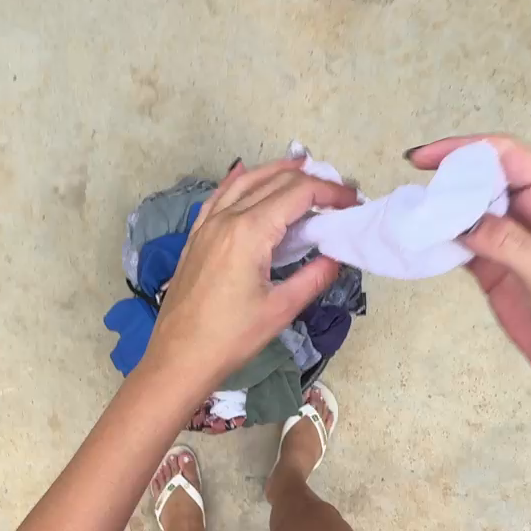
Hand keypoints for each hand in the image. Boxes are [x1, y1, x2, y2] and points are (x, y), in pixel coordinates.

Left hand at [138, 158, 357, 395]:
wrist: (178, 359)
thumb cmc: (229, 339)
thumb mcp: (281, 310)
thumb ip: (314, 276)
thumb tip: (337, 256)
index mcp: (249, 232)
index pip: (298, 193)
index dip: (331, 192)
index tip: (352, 203)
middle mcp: (225, 220)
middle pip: (273, 181)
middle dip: (309, 181)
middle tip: (336, 194)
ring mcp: (205, 228)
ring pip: (243, 183)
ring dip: (275, 173)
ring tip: (302, 171)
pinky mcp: (194, 241)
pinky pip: (218, 198)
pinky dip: (239, 184)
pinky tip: (247, 179)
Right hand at [408, 135, 530, 391]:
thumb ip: (509, 243)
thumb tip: (461, 218)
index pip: (508, 157)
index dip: (464, 151)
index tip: (421, 160)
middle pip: (484, 179)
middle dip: (447, 180)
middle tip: (409, 195)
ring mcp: (515, 238)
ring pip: (470, 210)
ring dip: (440, 211)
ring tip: (407, 216)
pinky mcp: (498, 266)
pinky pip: (464, 242)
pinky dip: (441, 240)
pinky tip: (419, 242)